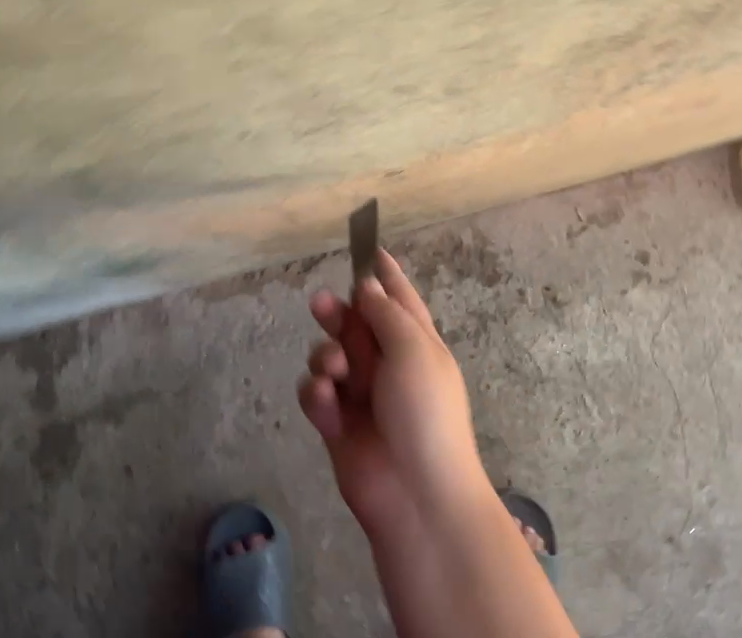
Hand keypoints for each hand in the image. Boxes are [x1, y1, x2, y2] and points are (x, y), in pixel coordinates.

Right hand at [297, 248, 484, 537]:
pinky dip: (316, 395)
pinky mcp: (337, 423)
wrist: (416, 493)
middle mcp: (389, 363)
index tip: (368, 248)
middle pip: (355, 323)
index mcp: (417, 342)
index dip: (385, 274)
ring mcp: (362, 394)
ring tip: (333, 373)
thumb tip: (369, 284)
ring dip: (325, 357)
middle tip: (320, 305)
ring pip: (329, 356)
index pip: (400, 298)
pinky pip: (316, 394)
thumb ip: (386, 314)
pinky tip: (325, 402)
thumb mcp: (414, 350)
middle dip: (337, 314)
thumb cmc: (425, 413)